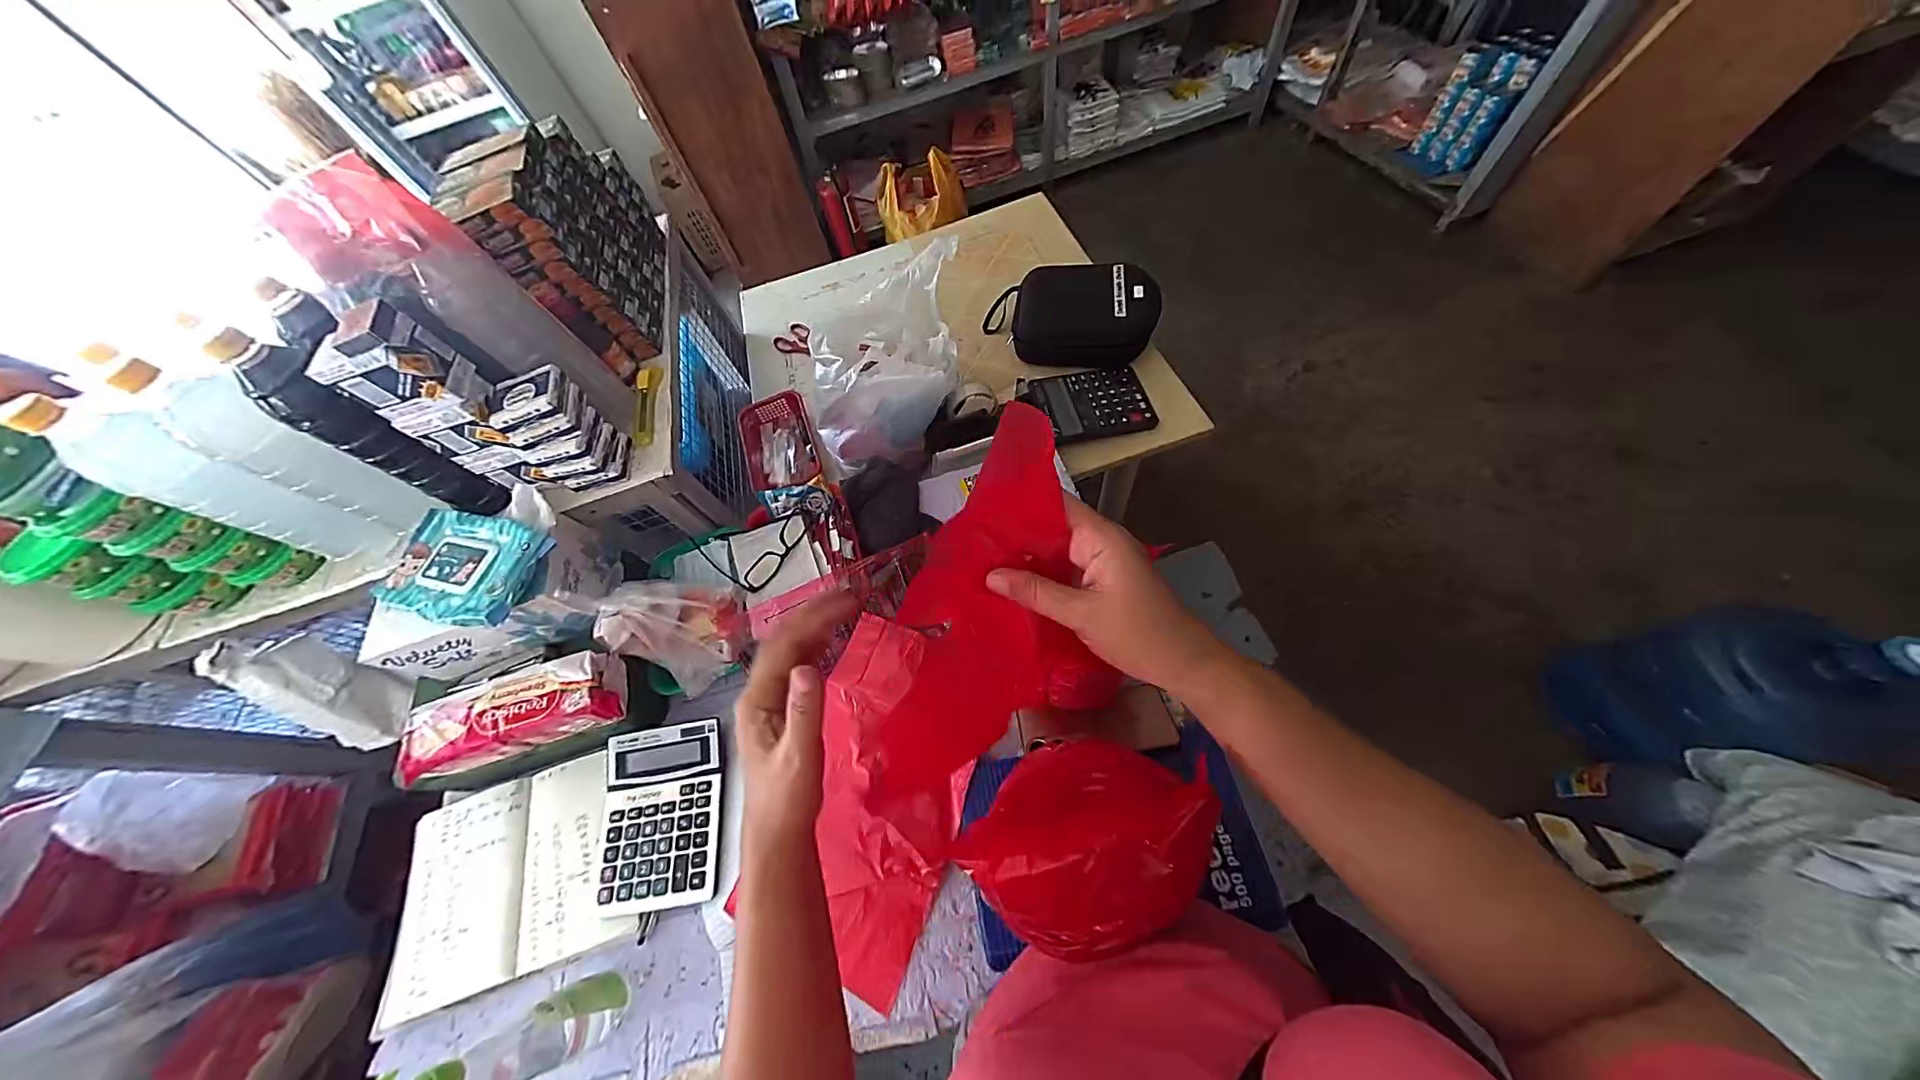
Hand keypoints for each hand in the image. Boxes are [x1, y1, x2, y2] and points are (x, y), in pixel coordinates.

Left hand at [735, 591, 858, 848]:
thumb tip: (808, 668)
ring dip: (815, 625)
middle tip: (849, 595)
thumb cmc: (787, 799)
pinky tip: (831, 640)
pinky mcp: (779, 709)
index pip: (784, 644)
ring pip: (789, 650)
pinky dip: (816, 645)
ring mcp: (766, 700)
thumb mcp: (799, 756)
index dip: (814, 617)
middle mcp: (757, 694)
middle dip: (815, 613)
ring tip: (844, 607)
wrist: (777, 831)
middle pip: (783, 640)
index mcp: (757, 700)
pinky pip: (796, 665)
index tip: (845, 601)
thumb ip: (804, 711)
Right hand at [987, 495, 1230, 693]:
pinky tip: (1016, 584)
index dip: (1022, 504)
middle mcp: (1102, 542)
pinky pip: (1065, 569)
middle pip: (1053, 526)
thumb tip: (991, 576)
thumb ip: (1036, 592)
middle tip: (977, 544)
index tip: (986, 512)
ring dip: (1028, 557)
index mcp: (1102, 538)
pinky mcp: (1101, 580)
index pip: (1057, 505)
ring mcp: (1102, 561)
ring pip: (1057, 550)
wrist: (1182, 662)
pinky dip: (1043, 575)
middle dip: (1018, 534)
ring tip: (987, 562)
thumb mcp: (1082, 614)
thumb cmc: (1139, 635)